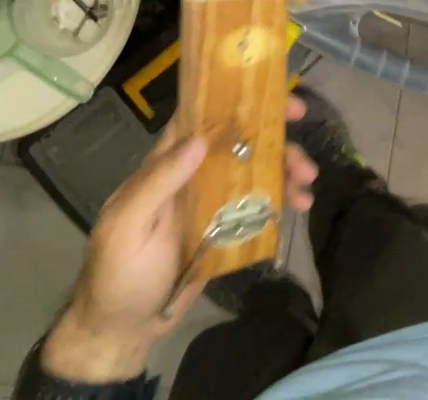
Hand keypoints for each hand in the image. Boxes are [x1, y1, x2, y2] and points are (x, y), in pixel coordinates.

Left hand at [42, 95, 319, 382]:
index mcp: (166, 165)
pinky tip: (301, 205)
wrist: (124, 329)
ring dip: (285, 169)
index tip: (273, 98)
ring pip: (256, 171)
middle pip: (240, 143)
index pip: (203, 120)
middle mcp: (193, 175)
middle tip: (303, 135)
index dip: (237, 102)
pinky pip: (260, 205)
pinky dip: (284, 199)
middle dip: (275, 138)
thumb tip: (199, 140)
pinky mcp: (227, 228)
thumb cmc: (119, 273)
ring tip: (308, 184)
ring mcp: (212, 201)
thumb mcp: (128, 226)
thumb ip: (158, 182)